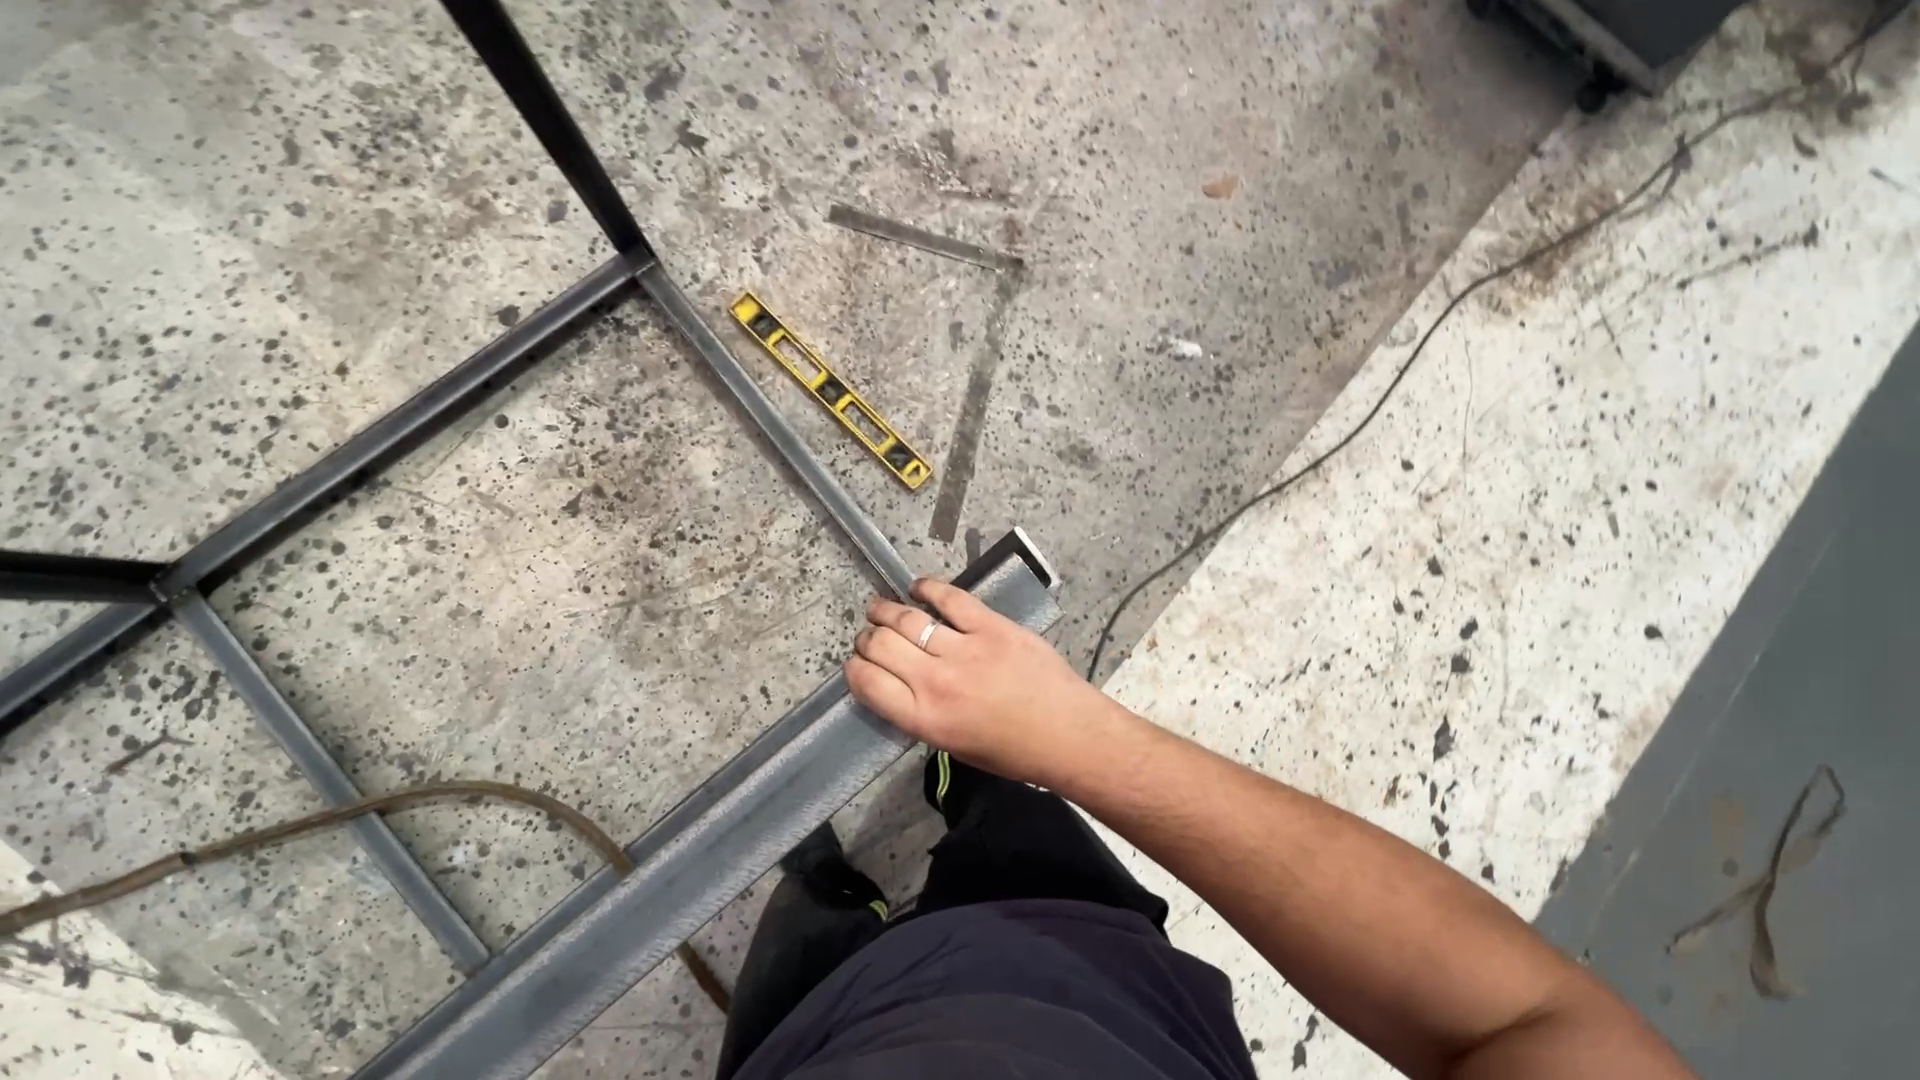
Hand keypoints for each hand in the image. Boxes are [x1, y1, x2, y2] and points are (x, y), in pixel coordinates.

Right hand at [844, 578, 1126, 787]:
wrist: (1067, 733)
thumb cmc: (1012, 751)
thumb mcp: (952, 746)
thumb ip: (920, 714)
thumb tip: (897, 684)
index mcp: (924, 719)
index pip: (868, 682)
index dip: (855, 668)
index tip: (857, 663)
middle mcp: (936, 682)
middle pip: (881, 645)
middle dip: (867, 639)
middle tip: (870, 636)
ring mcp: (965, 649)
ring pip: (907, 619)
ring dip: (886, 611)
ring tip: (880, 608)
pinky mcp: (991, 626)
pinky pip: (950, 598)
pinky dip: (928, 588)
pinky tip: (918, 588)